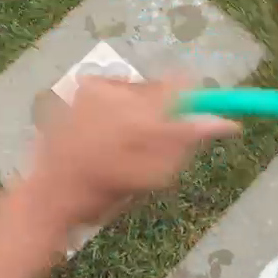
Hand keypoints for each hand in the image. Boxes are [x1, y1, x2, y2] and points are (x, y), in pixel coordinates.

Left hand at [21, 73, 239, 232]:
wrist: (52, 190)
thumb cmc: (105, 192)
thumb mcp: (154, 176)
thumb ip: (186, 142)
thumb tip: (225, 121)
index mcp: (139, 118)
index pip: (182, 88)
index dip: (195, 99)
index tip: (201, 113)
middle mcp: (119, 92)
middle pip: (160, 88)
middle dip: (164, 110)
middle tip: (151, 143)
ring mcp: (97, 85)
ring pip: (138, 89)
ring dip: (139, 108)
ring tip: (123, 141)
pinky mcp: (83, 86)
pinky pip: (116, 88)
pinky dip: (118, 104)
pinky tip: (106, 129)